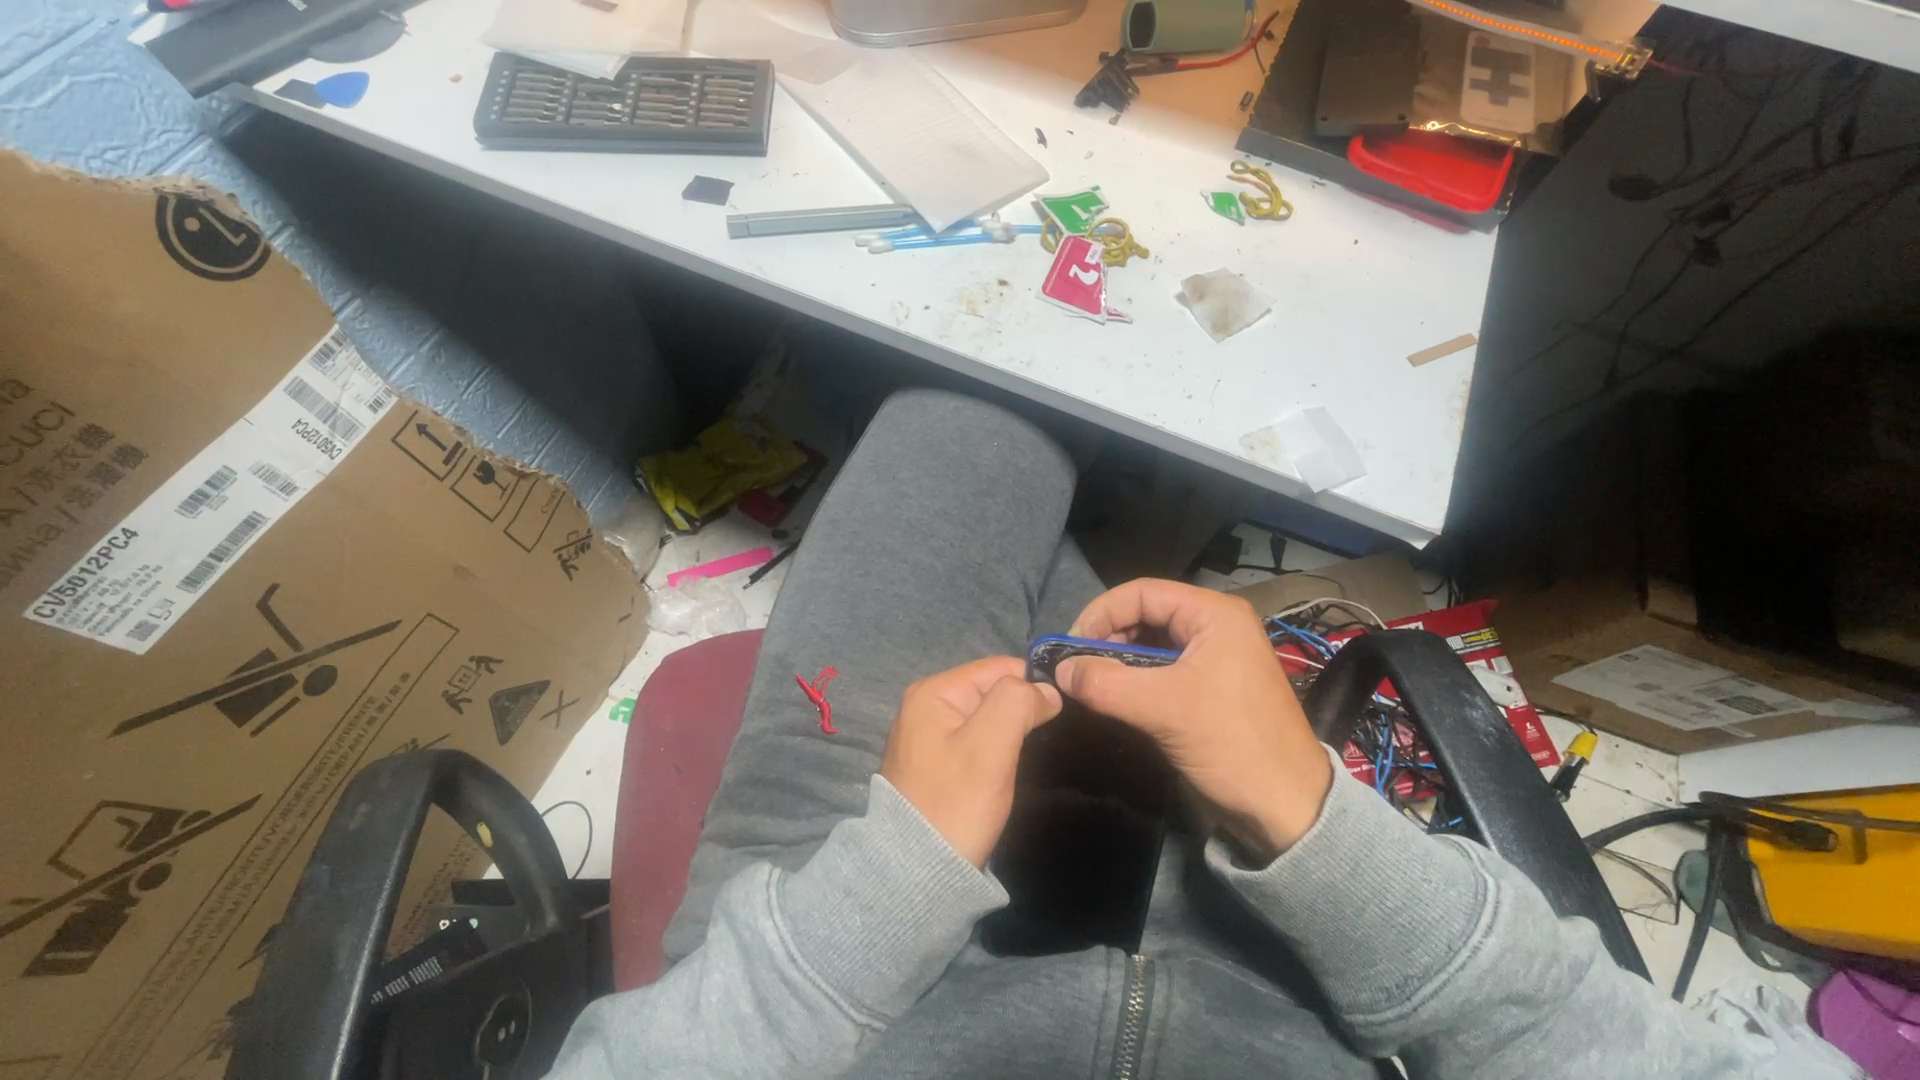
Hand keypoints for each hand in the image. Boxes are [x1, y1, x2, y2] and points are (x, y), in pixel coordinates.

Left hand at [880, 656, 1063, 867]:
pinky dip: (994, 749)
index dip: (1033, 685)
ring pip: (986, 717)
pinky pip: (975, 740)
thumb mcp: (990, 745)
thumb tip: (1046, 689)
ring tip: (1026, 756)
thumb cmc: (956, 803)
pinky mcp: (934, 762)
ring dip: (1009, 732)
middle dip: (1021, 710)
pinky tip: (1004, 770)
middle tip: (1045, 739)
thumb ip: (1017, 702)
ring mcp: (926, 735)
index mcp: (933, 692)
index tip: (1060, 713)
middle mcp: (924, 705)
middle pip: (992, 691)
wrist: (918, 871)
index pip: (999, 667)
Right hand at [1056, 579, 1331, 860]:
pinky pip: (1161, 670)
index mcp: (1214, 615)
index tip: (1068, 648)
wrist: (1286, 807)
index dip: (1100, 614)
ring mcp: (1213, 657)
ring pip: (1150, 644)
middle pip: (1144, 614)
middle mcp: (1214, 626)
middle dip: (1106, 638)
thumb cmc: (1231, 744)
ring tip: (1092, 687)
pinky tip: (1115, 700)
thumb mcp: (1163, 708)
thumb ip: (1105, 683)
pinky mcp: (1208, 687)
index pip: (1141, 592)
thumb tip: (1059, 670)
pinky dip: (1134, 680)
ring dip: (1117, 661)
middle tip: (1077, 671)